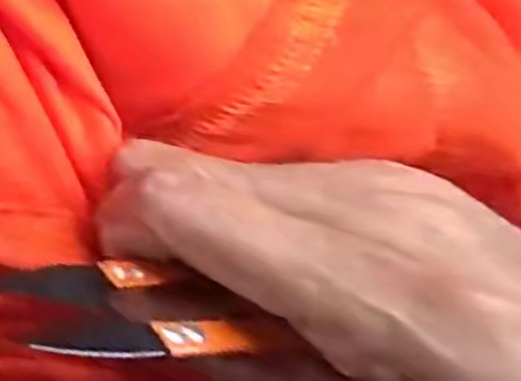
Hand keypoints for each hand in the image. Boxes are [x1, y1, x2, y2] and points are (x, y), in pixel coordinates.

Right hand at [97, 141, 520, 380]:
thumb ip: (240, 360)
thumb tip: (139, 303)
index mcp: (385, 290)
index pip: (173, 197)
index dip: (119, 230)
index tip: (124, 276)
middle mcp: (377, 208)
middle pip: (174, 161)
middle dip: (144, 216)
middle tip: (168, 280)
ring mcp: (393, 178)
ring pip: (214, 162)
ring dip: (203, 216)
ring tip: (245, 282)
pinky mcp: (400, 172)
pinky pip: (272, 173)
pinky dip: (253, 213)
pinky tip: (300, 266)